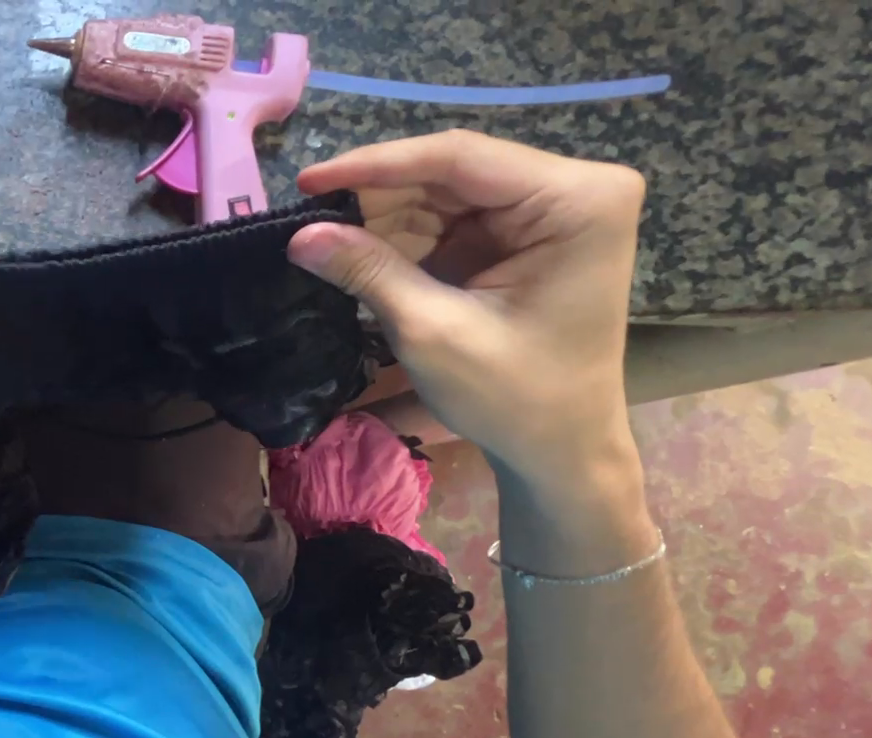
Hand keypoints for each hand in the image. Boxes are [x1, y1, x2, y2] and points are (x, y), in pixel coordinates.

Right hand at [287, 130, 645, 490]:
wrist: (557, 444)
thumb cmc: (511, 393)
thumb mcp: (431, 330)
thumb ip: (369, 273)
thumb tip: (298, 236)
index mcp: (573, 200)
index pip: (458, 159)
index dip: (375, 165)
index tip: (306, 179)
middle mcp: (566, 191)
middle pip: (449, 174)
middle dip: (374, 197)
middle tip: (304, 216)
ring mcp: (542, 215)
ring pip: (441, 198)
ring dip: (380, 221)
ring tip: (319, 236)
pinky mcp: (517, 242)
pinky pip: (446, 226)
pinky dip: (398, 242)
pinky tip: (353, 252)